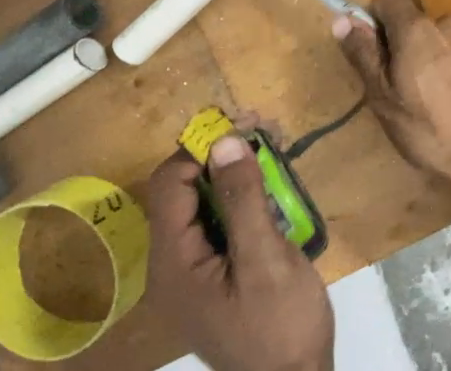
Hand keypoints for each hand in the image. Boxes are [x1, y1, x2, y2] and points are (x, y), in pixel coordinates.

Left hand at [145, 137, 334, 370]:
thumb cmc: (279, 324)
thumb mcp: (265, 259)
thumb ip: (243, 199)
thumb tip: (226, 139)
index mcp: (174, 263)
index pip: (170, 185)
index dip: (202, 150)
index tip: (247, 126)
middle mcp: (176, 263)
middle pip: (188, 190)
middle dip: (224, 153)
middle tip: (266, 129)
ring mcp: (198, 270)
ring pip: (209, 203)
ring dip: (240, 170)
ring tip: (276, 145)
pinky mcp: (221, 274)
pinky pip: (225, 223)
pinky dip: (248, 196)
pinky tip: (277, 183)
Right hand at [335, 0, 450, 196]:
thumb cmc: (431, 129)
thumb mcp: (384, 100)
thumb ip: (364, 55)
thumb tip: (343, 19)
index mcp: (416, 29)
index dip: (378, 16)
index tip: (378, 47)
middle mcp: (449, 22)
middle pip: (421, 23)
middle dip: (412, 46)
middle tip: (411, 87)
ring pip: (449, 38)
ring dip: (442, 56)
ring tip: (444, 97)